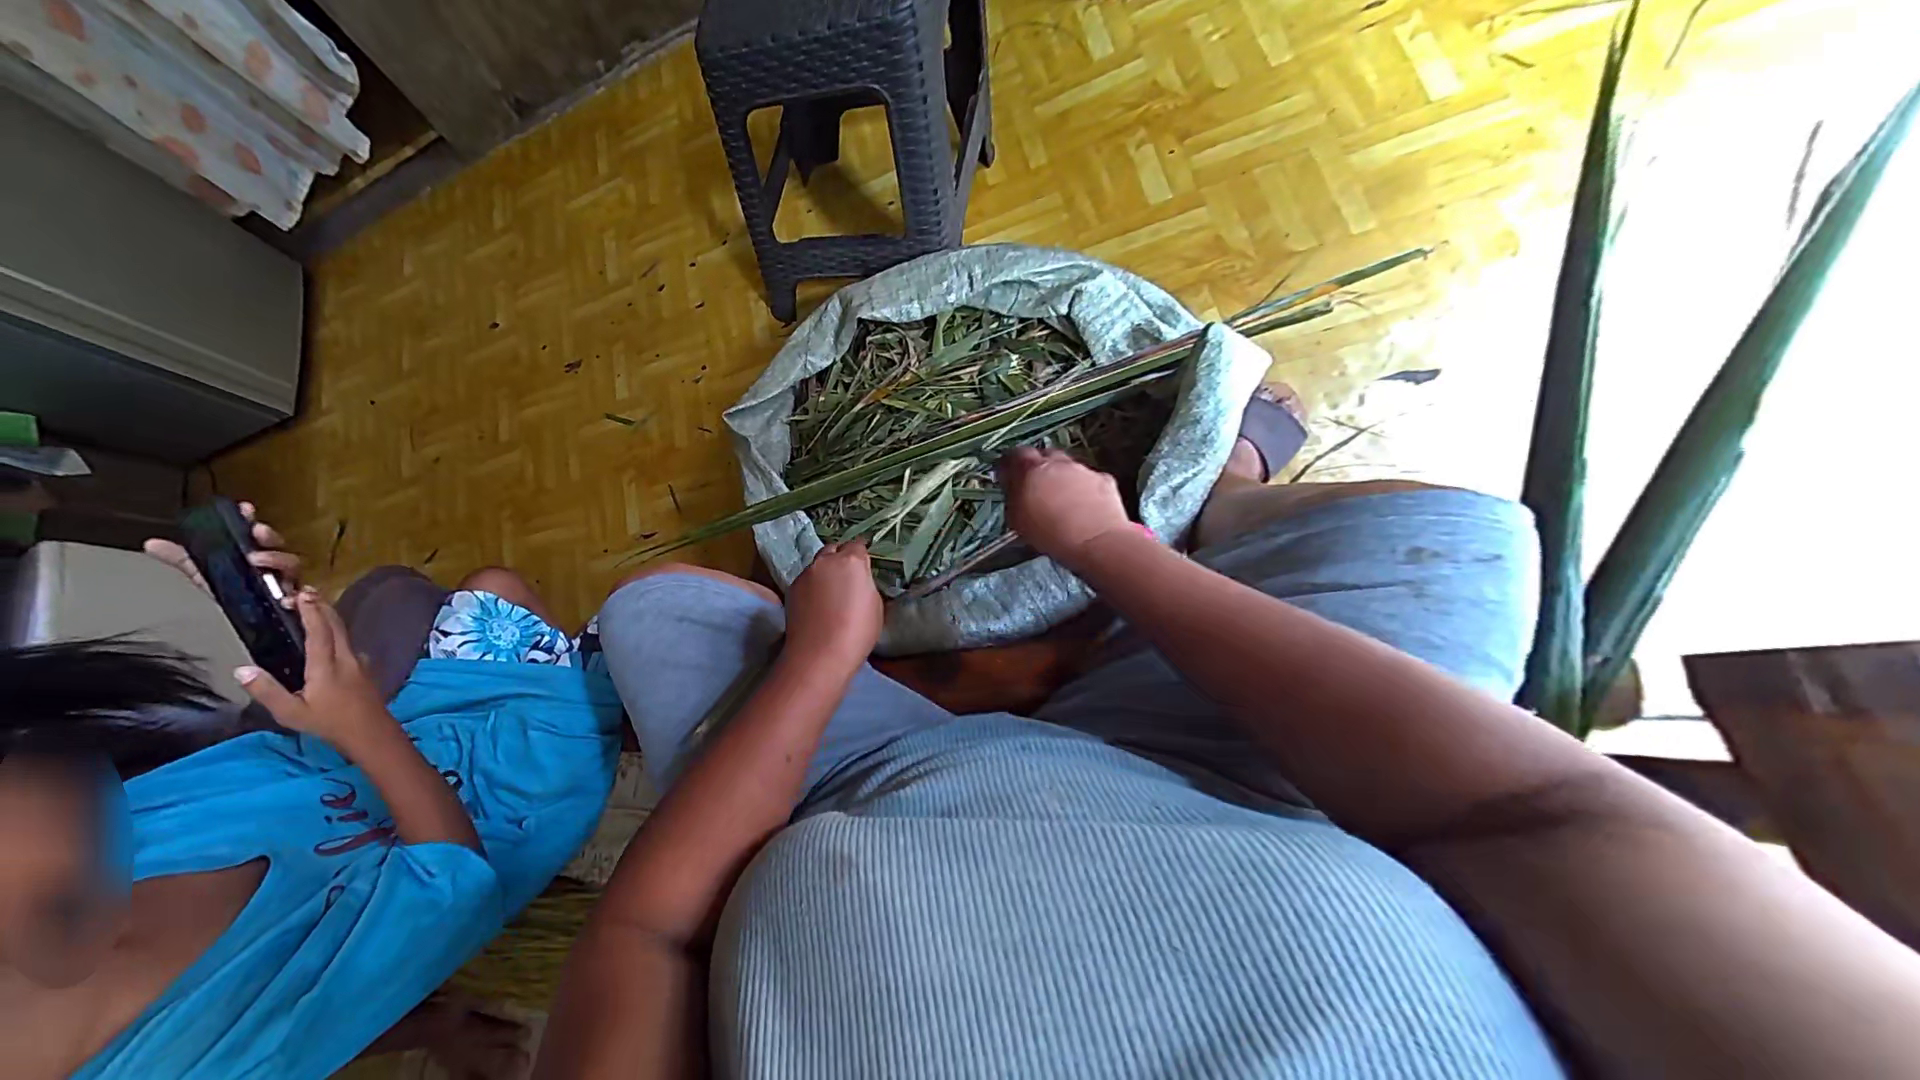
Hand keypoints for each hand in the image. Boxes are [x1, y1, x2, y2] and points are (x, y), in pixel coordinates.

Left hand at [145, 500, 301, 605]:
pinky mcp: (297, 606)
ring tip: (257, 560)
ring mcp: (287, 586)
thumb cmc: (234, 600)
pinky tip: (286, 597)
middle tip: (256, 531)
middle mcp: (275, 570)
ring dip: (278, 560)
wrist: (245, 626)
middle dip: (269, 537)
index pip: (258, 537)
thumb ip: (186, 561)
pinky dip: (298, 597)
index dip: (251, 523)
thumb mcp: (207, 578)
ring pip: (293, 567)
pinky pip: (305, 598)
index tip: (244, 508)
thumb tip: (151, 543)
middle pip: (278, 547)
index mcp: (256, 559)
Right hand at [235, 589, 396, 753]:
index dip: (311, 612)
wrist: (371, 731)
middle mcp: (347, 658)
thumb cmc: (328, 722)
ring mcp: (359, 662)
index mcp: (327, 666)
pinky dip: (337, 632)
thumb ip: (266, 690)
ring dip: (330, 618)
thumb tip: (241, 670)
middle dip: (322, 607)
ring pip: (345, 633)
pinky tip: (329, 635)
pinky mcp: (365, 668)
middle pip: (336, 626)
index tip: (302, 595)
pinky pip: (349, 644)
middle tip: (305, 593)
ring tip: (314, 607)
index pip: (320, 632)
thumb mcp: (289, 712)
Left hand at [785, 540, 882, 665]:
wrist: (819, 655)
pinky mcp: (791, 589)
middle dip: (840, 557)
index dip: (861, 554)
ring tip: (831, 593)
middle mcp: (826, 561)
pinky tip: (817, 604)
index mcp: (851, 561)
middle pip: (834, 549)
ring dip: (825, 572)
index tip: (864, 564)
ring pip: (817, 565)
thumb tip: (858, 581)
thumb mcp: (875, 604)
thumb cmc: (857, 631)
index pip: (858, 545)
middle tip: (848, 576)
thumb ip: (865, 584)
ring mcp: (805, 574)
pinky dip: (813, 586)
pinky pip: (806, 581)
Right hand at [996, 447, 1134, 569]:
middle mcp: (1057, 463)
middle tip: (1034, 488)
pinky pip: (1089, 479)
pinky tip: (1083, 508)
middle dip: (1038, 468)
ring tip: (1060, 503)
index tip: (1009, 473)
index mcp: (1030, 469)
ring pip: (1068, 467)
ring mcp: (1082, 470)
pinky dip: (1084, 489)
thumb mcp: (1017, 520)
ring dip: (1062, 479)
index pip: (1015, 455)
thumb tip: (1011, 489)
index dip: (1011, 464)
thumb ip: (1012, 497)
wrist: (1095, 542)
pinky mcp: (1103, 481)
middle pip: (1044, 456)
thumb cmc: (1053, 535)